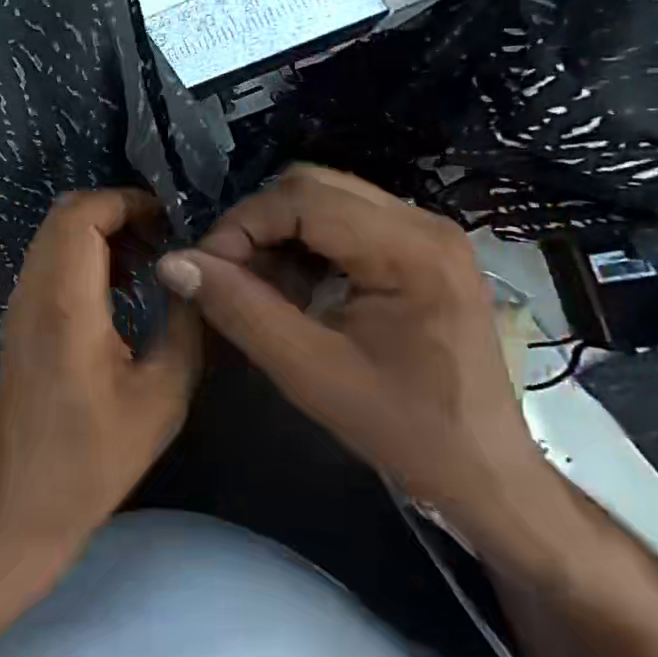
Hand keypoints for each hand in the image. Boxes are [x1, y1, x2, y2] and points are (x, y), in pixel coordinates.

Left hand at [0, 189, 201, 566]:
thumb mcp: (164, 392)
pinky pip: (49, 260)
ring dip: (101, 232)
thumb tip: (194, 272)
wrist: (23, 504)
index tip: (169, 223)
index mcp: (67, 304)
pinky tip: (119, 289)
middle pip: (65, 214)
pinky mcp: (18, 320)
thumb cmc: (96, 455)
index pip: (82, 214)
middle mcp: (33, 292)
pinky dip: (84, 255)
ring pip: (54, 234)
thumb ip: (184, 321)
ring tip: (147, 261)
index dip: (127, 202)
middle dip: (117, 212)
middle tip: (162, 237)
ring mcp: (18, 305)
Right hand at [156, 166, 543, 519]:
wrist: (484, 470)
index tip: (205, 269)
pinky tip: (298, 288)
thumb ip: (241, 310)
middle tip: (227, 274)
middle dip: (259, 224)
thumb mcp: (311, 372)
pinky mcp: (426, 249)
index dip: (242, 224)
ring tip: (260, 285)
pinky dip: (311, 245)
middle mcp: (426, 221)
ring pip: (331, 200)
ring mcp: (431, 232)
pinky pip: (352, 222)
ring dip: (283, 234)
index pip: (304, 198)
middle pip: (317, 186)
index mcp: (410, 248)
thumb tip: (174, 262)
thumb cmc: (404, 430)